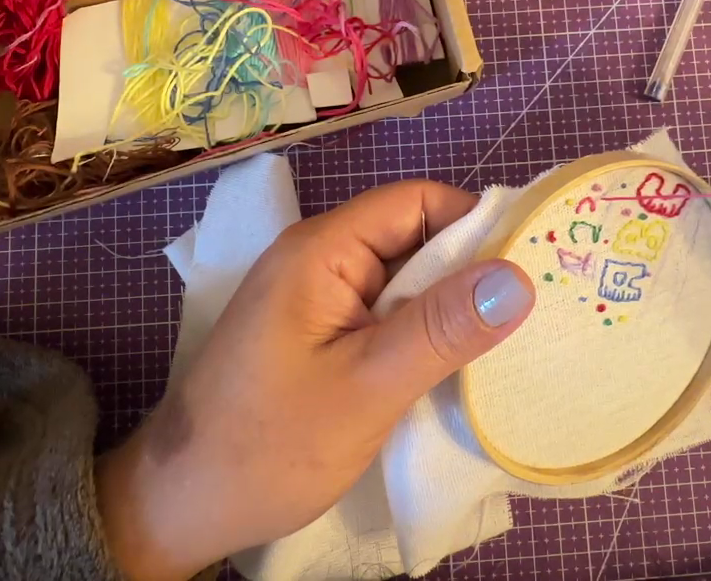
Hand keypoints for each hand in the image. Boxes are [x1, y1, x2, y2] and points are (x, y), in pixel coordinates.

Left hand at [94, 180, 535, 579]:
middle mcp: (320, 256)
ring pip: (402, 277)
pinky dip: (421, 329)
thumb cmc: (266, 446)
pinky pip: (383, 311)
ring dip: (448, 304)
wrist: (177, 508)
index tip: (530, 263)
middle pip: (412, 236)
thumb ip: (441, 330)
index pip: (416, 202)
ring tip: (508, 337)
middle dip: (469, 268)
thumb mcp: (366, 389)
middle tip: (533, 309)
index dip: (475, 222)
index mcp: (323, 249)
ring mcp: (317, 295)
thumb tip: (518, 277)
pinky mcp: (318, 330)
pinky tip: (456, 360)